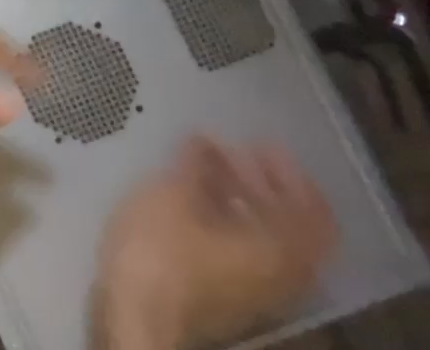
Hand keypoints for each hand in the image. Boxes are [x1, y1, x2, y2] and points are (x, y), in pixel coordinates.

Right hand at [97, 138, 337, 349]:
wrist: (139, 310)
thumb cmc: (160, 249)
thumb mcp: (172, 196)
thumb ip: (194, 165)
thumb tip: (206, 139)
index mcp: (284, 249)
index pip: (309, 209)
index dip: (287, 173)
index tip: (259, 143)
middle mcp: (285, 272)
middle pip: (287, 223)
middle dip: (259, 184)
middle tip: (227, 152)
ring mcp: (259, 288)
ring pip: (264, 238)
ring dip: (241, 202)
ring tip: (203, 174)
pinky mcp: (230, 293)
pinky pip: (245, 250)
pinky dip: (229, 222)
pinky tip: (193, 206)